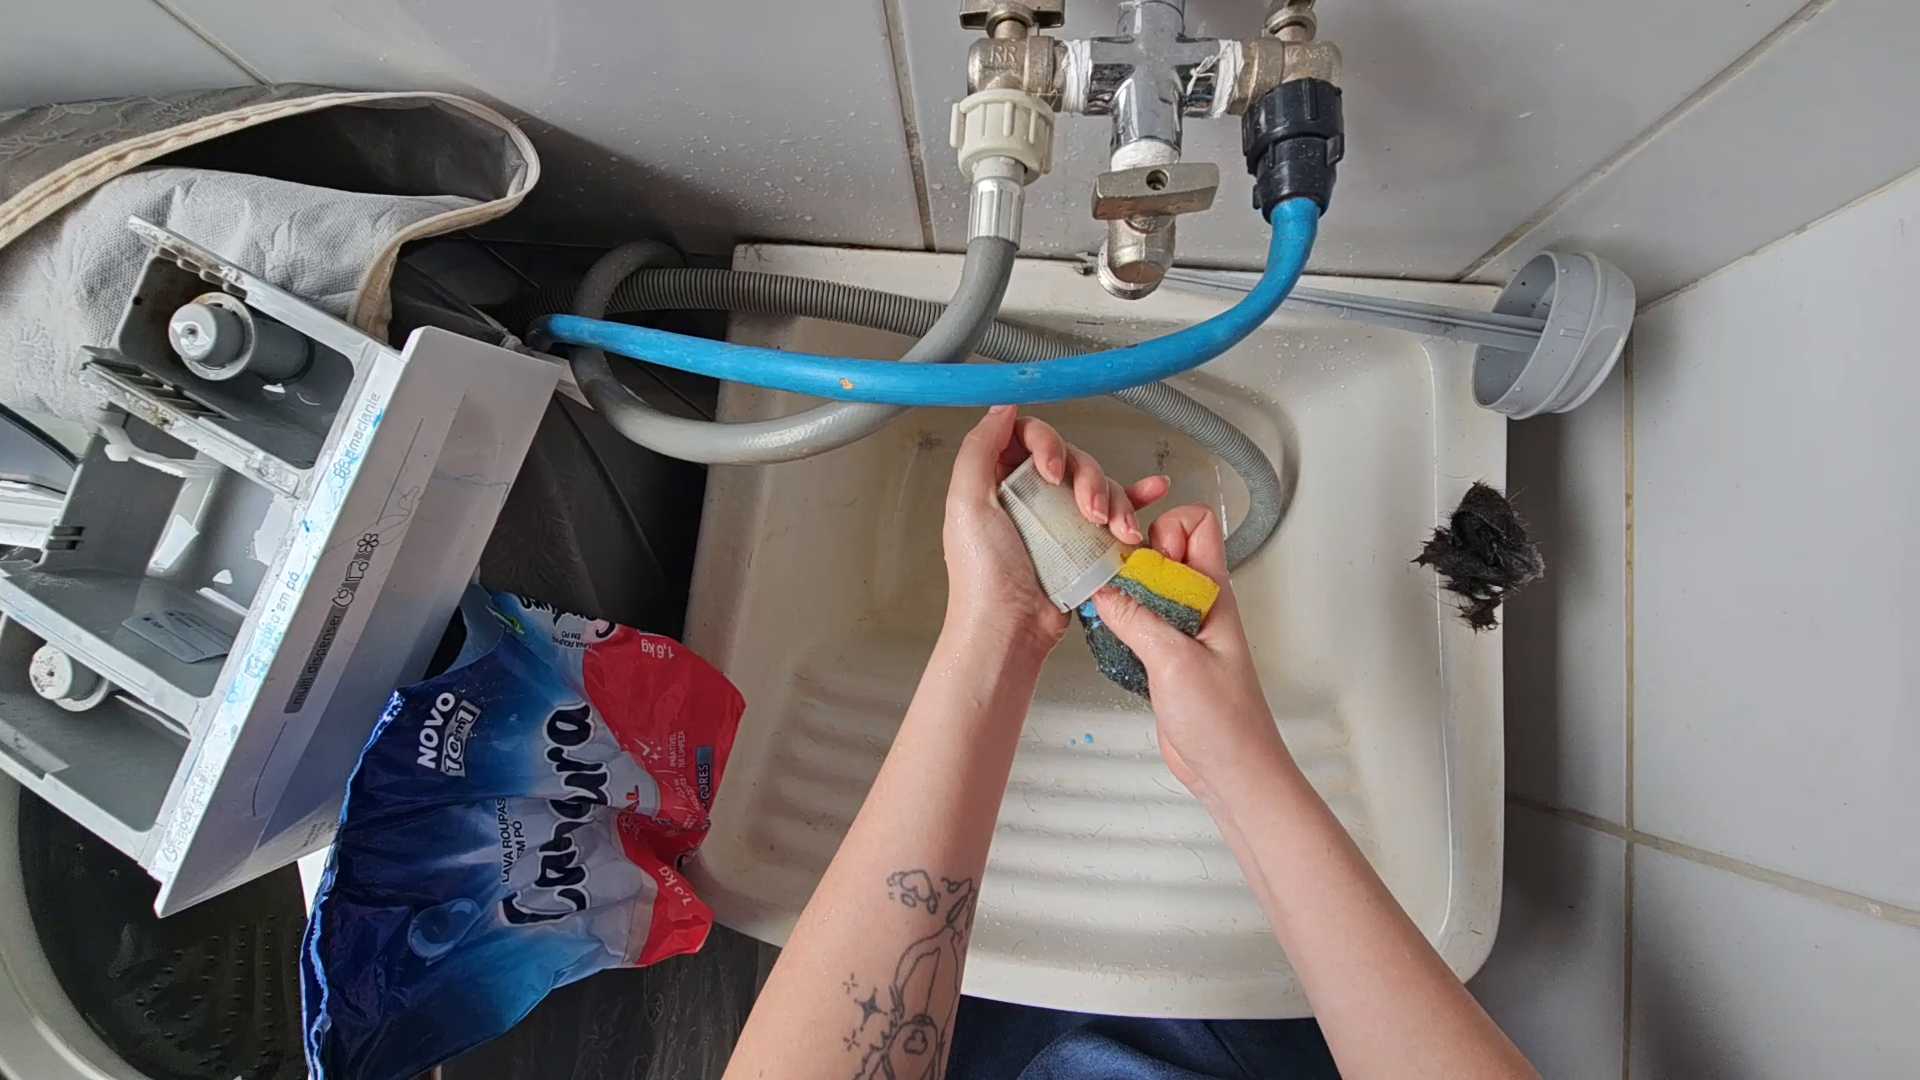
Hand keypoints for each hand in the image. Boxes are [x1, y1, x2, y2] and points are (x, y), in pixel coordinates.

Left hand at [943, 406, 1168, 656]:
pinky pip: (1115, 511)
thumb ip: (978, 449)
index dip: (1047, 444)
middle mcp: (1028, 495)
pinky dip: (1135, 500)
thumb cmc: (983, 576)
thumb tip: (1001, 407)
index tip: (1052, 470)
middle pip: (1071, 458)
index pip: (1030, 436)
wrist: (1009, 629)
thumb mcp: (966, 504)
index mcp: (997, 481)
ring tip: (1114, 528)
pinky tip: (1152, 491)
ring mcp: (1058, 519)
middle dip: (1086, 478)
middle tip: (1085, 509)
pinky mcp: (1082, 542)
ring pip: (1097, 484)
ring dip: (1113, 498)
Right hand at [1089, 505, 1287, 795]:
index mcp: (1214, 594)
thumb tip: (1103, 589)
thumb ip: (1137, 619)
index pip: (1198, 526)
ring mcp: (1179, 628)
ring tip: (1104, 608)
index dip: (1168, 530)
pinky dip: (1116, 619)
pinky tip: (1105, 634)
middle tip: (1113, 580)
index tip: (1145, 557)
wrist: (1232, 772)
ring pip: (1145, 585)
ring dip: (1120, 589)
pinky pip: (1135, 619)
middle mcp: (1197, 604)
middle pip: (1163, 550)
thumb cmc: (1225, 722)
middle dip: (1133, 555)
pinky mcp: (1162, 653)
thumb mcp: (1175, 661)